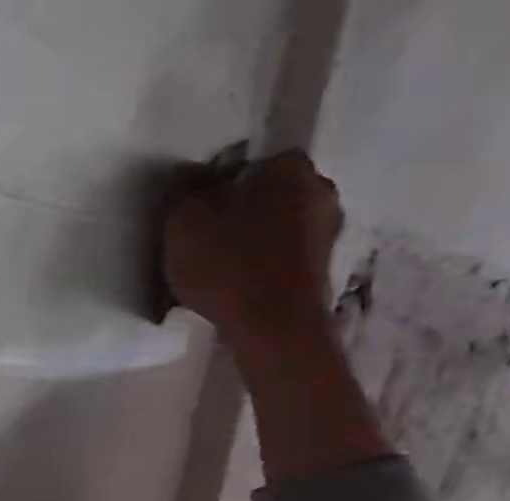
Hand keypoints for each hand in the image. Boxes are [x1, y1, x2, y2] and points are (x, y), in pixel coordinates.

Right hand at [163, 150, 342, 346]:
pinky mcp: (321, 272)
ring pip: (275, 231)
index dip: (214, 191)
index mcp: (289, 166)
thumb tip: (190, 180)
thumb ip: (183, 192)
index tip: (194, 219)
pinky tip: (237, 293)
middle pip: (265, 198)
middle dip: (237, 217)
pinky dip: (260, 273)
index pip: (245, 167)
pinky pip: (281, 263)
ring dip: (249, 246)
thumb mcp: (183, 221)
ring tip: (217, 276)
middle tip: (203, 247)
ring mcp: (326, 233)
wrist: (273, 325)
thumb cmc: (228, 264)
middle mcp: (320, 189)